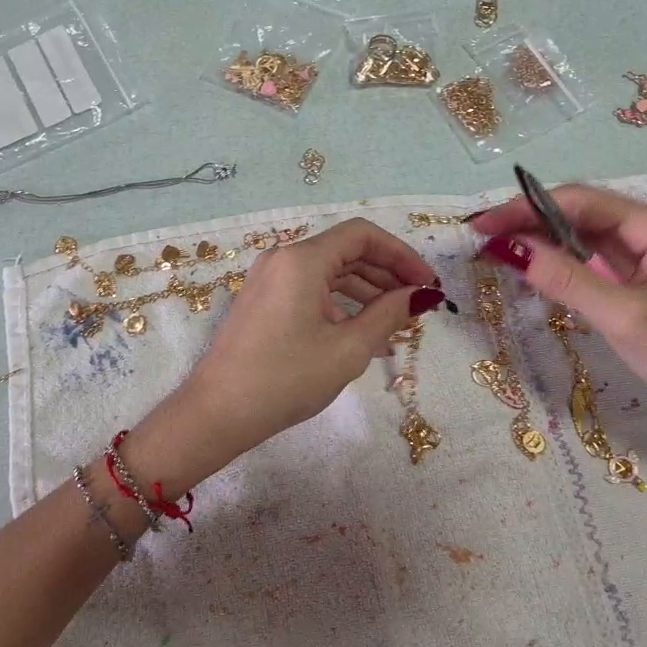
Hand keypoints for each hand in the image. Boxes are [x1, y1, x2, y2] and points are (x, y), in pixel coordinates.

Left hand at [138, 219, 443, 484]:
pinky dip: (341, 306)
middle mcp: (283, 259)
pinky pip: (311, 291)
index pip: (362, 235)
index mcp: (302, 259)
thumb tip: (421, 295)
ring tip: (398, 326)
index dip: (401, 255)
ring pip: (329, 273)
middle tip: (420, 305)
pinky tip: (365, 336)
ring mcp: (269, 280)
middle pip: (346, 251)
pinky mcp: (263, 301)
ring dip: (367, 293)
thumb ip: (389, 315)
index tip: (427, 284)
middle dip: (387, 275)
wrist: (219, 411)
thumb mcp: (348, 349)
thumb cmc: (286, 378)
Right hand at [471, 184, 646, 425]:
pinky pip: (585, 259)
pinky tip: (528, 272)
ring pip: (577, 234)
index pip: (576, 201)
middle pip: (574, 211)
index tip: (480, 227)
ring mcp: (643, 255)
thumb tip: (509, 247)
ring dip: (536, 241)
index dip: (523, 208)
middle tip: (478, 240)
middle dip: (525, 221)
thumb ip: (567, 278)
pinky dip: (554, 263)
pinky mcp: (635, 279)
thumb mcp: (625, 317)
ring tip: (492, 253)